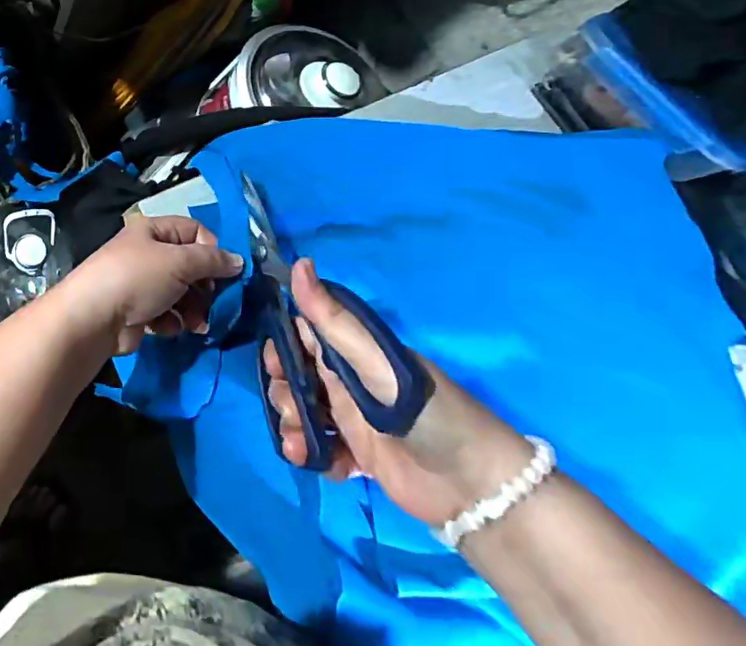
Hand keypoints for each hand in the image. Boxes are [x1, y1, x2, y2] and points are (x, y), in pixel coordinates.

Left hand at [56, 215, 242, 355]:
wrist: (92, 320)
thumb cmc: (138, 279)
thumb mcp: (180, 262)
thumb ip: (213, 261)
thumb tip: (239, 261)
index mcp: (153, 230)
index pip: (195, 232)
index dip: (213, 250)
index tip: (225, 273)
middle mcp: (147, 253)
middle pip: (190, 265)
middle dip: (205, 286)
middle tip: (215, 303)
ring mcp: (141, 283)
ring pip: (181, 292)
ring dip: (193, 308)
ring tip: (198, 324)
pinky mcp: (137, 311)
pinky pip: (167, 312)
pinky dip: (174, 321)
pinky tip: (171, 329)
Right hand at [263, 260, 537, 527]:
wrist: (470, 484)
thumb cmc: (425, 410)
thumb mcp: (376, 361)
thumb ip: (334, 320)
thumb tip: (299, 262)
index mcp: (355, 350)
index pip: (305, 334)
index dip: (283, 345)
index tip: (275, 363)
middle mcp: (350, 379)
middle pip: (298, 376)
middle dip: (283, 391)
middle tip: (292, 410)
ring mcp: (354, 418)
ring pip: (304, 413)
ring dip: (292, 427)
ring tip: (301, 445)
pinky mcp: (360, 456)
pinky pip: (322, 451)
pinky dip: (314, 456)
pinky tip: (326, 464)